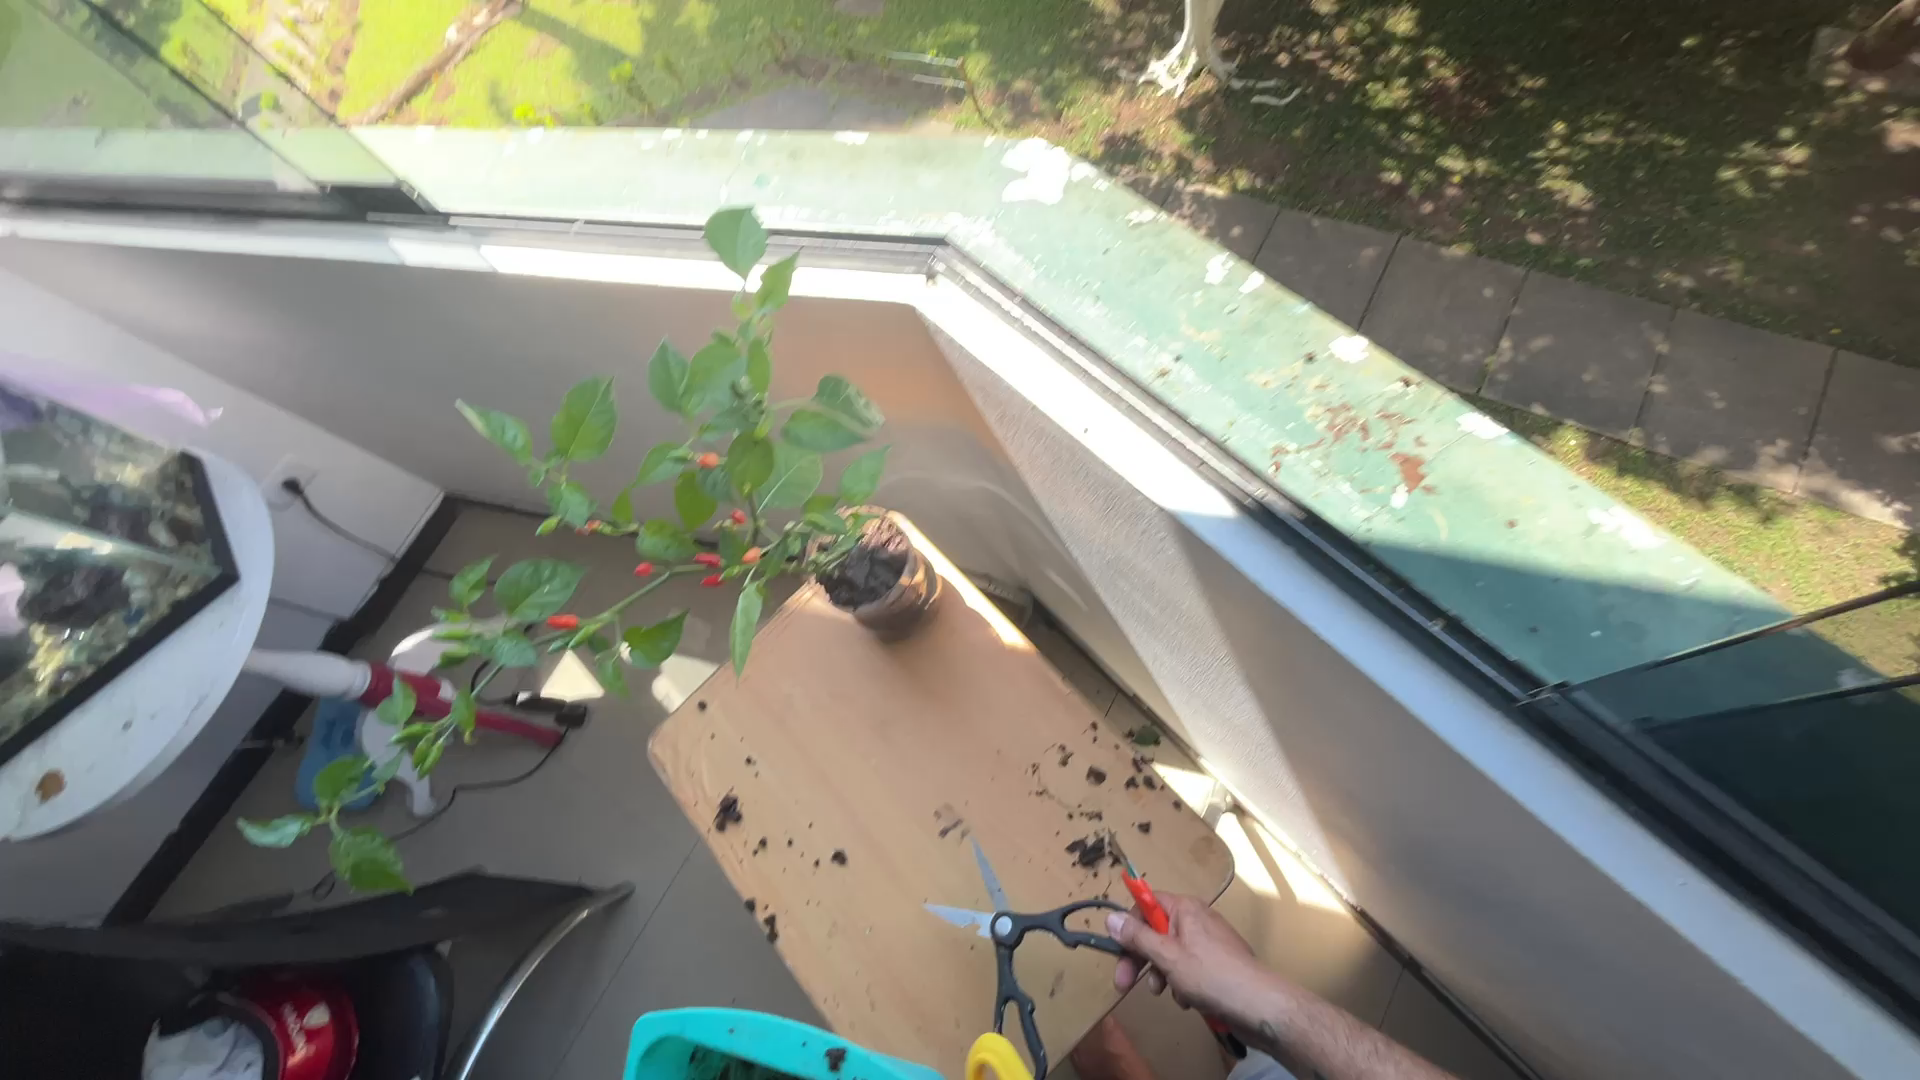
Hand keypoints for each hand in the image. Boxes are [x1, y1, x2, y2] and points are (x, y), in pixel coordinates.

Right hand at [1105, 892, 1270, 1029]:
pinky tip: (1189, 1001)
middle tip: (1125, 983)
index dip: (1130, 925)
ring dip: (1163, 974)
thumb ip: (1137, 937)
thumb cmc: (1211, 975)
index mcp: (1184, 908)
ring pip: (1171, 953)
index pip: (1146, 904)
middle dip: (1142, 959)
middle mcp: (1196, 919)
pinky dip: (1183, 983)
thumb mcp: (1167, 956)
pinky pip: (1189, 967)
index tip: (1118, 948)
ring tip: (1168, 994)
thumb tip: (1110, 917)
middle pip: (1156, 932)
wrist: (1261, 1006)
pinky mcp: (1218, 964)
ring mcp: (1209, 942)